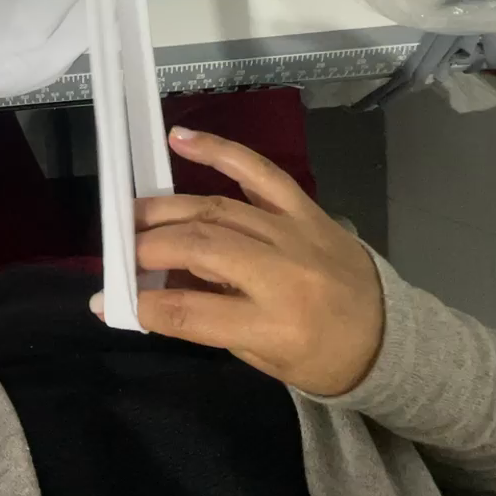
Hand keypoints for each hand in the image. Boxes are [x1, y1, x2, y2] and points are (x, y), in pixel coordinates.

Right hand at [113, 126, 385, 396]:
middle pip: (199, 247)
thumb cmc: (321, 357)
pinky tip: (180, 137)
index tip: (104, 301)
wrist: (391, 337)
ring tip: (130, 215)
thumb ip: (205, 320)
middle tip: (116, 252)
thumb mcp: (260, 357)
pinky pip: (257, 170)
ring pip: (216, 209)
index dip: (139, 304)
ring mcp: (295, 232)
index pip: (189, 311)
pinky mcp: (305, 207)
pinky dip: (217, 149)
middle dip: (146, 248)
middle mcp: (283, 274)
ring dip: (165, 209)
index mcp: (274, 326)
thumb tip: (148, 289)